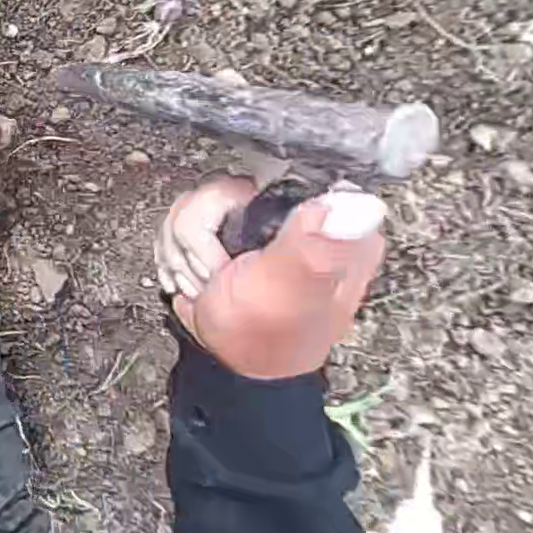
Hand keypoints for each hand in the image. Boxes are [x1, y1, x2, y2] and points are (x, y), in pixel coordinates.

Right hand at [160, 182, 385, 379]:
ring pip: (194, 199)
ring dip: (188, 248)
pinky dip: (178, 250)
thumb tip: (355, 203)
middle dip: (202, 232)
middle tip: (219, 270)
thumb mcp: (292, 292)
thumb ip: (316, 248)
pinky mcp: (225, 225)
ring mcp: (255, 218)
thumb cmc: (262, 334)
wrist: (226, 360)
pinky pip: (180, 214)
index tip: (241, 243)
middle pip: (221, 184)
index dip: (243, 202)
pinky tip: (196, 276)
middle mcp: (294, 212)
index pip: (276, 172)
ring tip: (208, 280)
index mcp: (328, 223)